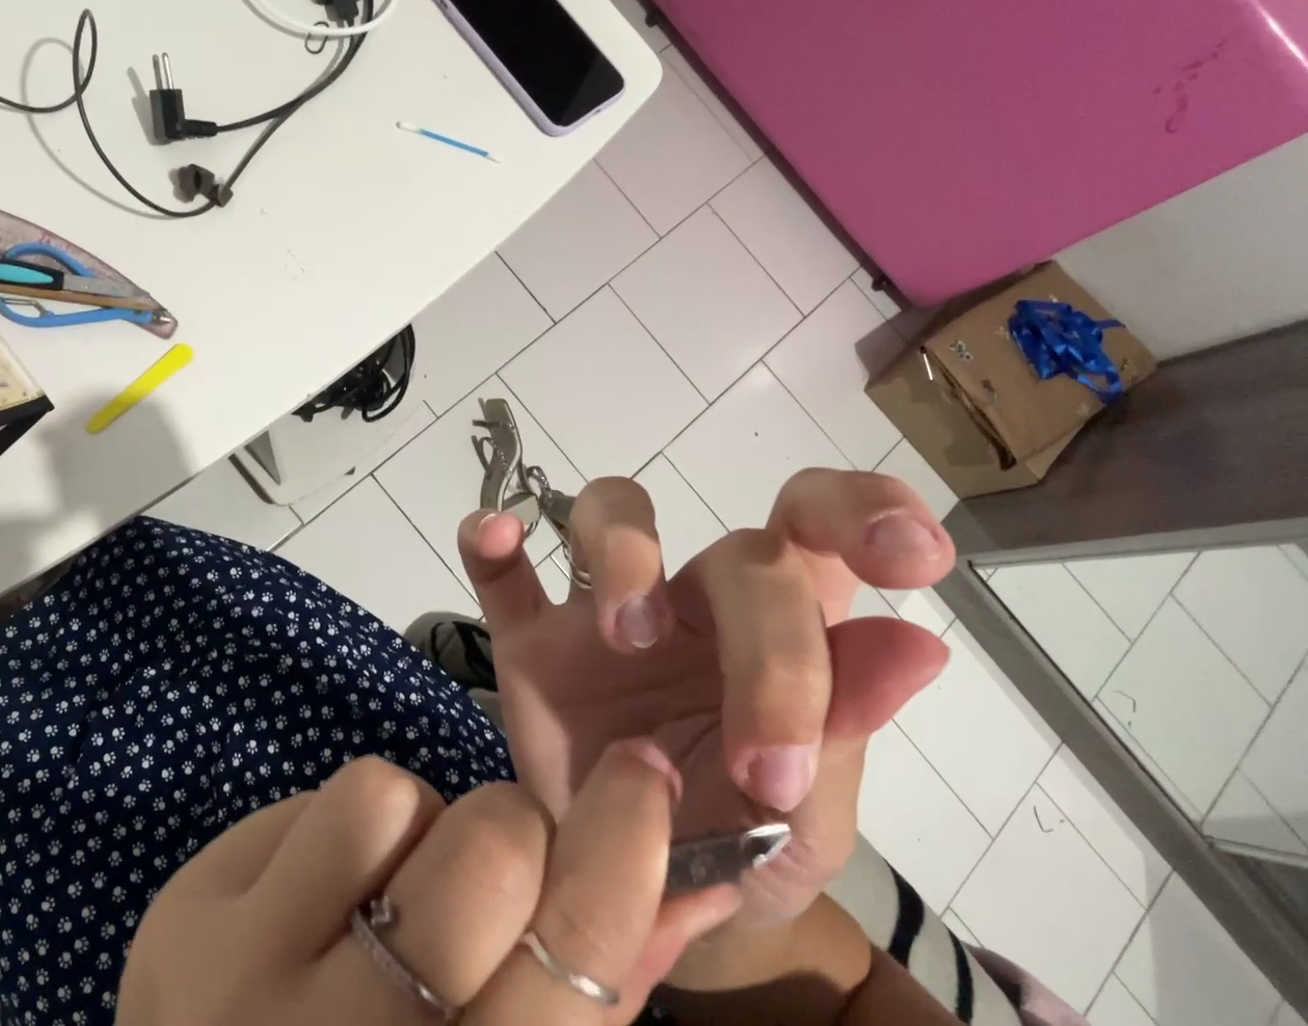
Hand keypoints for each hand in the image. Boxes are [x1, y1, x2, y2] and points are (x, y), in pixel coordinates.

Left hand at [119, 746, 739, 1024]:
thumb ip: (605, 977)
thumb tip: (700, 876)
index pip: (573, 957)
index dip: (623, 845)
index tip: (643, 768)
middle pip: (486, 851)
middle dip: (513, 825)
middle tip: (493, 857)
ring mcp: (247, 977)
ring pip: (387, 795)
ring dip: (417, 820)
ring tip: (390, 884)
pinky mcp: (185, 916)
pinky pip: (312, 799)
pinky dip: (346, 823)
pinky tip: (323, 886)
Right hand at [456, 470, 953, 930]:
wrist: (636, 896)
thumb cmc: (739, 846)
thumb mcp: (807, 819)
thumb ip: (844, 731)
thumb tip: (916, 643)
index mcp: (783, 630)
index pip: (823, 529)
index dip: (865, 512)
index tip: (908, 557)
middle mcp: (695, 601)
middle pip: (737, 551)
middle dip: (768, 648)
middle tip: (759, 764)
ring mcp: (601, 616)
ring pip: (611, 512)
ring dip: (624, 550)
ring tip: (623, 634)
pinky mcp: (531, 646)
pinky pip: (504, 579)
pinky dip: (493, 547)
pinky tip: (491, 536)